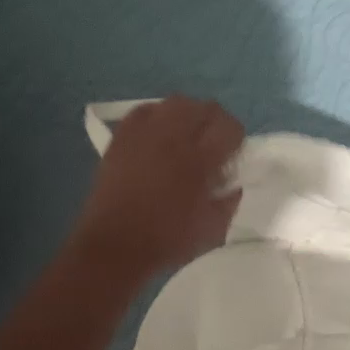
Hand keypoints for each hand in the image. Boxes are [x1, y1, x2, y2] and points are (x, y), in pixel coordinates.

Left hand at [74, 96, 243, 276]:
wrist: (114, 247)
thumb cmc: (167, 241)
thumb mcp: (213, 228)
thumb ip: (229, 200)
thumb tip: (233, 183)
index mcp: (199, 161)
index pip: (229, 127)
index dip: (236, 138)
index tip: (232, 154)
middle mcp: (173, 139)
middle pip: (204, 107)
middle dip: (215, 121)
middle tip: (212, 143)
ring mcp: (144, 135)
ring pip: (175, 102)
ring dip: (188, 114)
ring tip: (186, 135)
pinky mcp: (121, 138)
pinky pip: (143, 110)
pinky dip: (157, 116)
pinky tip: (159, 134)